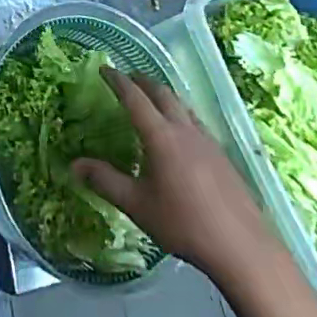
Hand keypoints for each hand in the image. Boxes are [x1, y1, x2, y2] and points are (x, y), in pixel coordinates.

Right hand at [71, 67, 279, 278]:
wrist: (243, 248)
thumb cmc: (184, 223)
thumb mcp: (137, 205)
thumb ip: (105, 181)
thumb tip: (73, 165)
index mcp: (161, 136)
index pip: (135, 98)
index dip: (118, 81)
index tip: (105, 68)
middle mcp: (185, 130)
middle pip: (163, 93)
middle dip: (143, 81)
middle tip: (127, 78)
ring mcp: (208, 141)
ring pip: (183, 106)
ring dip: (164, 96)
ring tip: (153, 99)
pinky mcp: (223, 156)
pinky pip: (196, 122)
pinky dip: (181, 114)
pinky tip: (182, 133)